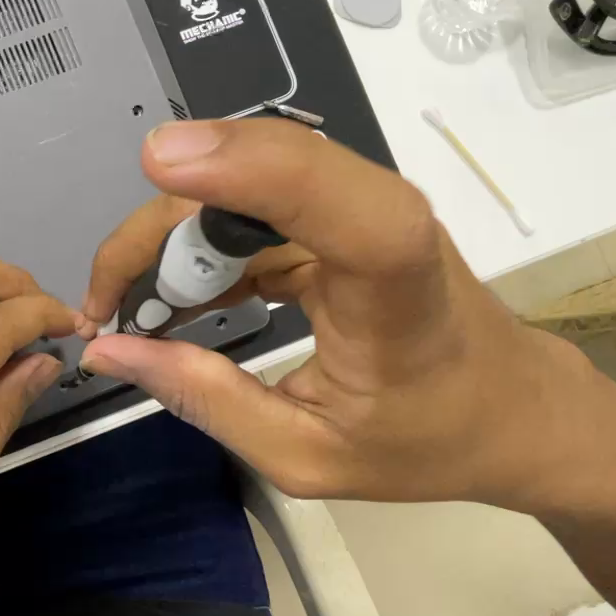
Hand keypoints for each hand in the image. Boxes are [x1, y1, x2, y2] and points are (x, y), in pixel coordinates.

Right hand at [80, 119, 598, 507]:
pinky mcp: (333, 218)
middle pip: (246, 185)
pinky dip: (193, 254)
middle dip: (156, 238)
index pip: (335, 198)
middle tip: (104, 312)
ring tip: (128, 315)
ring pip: (234, 192)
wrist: (511, 411)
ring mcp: (353, 212)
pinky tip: (170, 304)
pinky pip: (243, 215)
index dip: (247, 164)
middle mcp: (377, 222)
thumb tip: (109, 351)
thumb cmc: (424, 441)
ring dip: (165, 245)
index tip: (156, 162)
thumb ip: (205, 398)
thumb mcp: (303, 453)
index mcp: (395, 284)